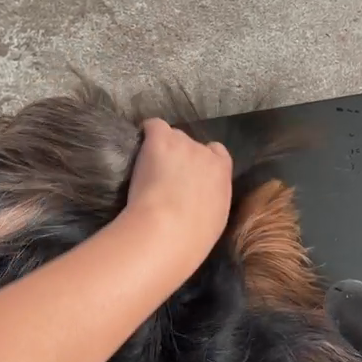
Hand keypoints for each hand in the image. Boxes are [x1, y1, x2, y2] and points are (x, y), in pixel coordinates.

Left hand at [118, 119, 232, 272]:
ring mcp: (182, 143)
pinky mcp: (159, 141)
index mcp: (222, 172)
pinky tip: (140, 144)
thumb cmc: (194, 235)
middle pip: (190, 144)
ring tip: (148, 167)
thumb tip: (201, 198)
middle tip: (165, 175)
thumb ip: (211, 198)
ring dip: (162, 147)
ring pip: (170, 137)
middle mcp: (204, 152)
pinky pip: (153, 126)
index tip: (191, 173)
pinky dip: (146, 132)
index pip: (217, 152)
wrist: (169, 229)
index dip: (202, 160)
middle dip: (179, 155)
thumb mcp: (215, 217)